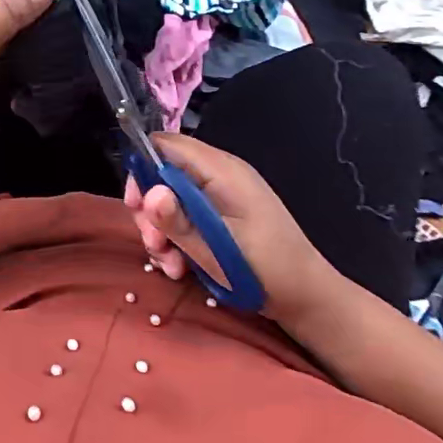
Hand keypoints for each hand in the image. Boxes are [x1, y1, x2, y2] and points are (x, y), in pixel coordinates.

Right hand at [124, 133, 346, 323]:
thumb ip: (178, 221)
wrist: (307, 297)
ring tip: (171, 266)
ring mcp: (223, 195)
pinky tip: (181, 268)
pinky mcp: (223, 214)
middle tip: (154, 245)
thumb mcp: (214, 250)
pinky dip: (178, 239)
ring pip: (172, 200)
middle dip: (152, 211)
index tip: (135, 205)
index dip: (143, 168)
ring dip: (163, 232)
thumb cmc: (264, 270)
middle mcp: (220, 175)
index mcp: (222, 171)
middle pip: (165, 174)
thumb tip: (148, 192)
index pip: (167, 145)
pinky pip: (188, 215)